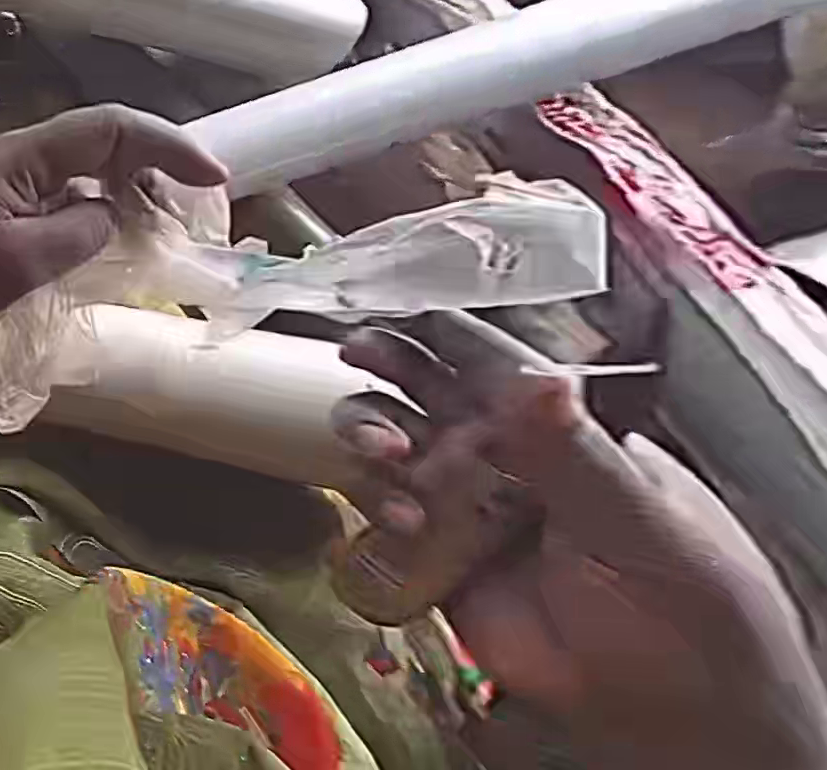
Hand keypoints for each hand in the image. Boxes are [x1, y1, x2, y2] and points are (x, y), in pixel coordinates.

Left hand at [0, 105, 225, 339]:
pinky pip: (58, 187)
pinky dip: (92, 203)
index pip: (107, 129)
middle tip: (186, 207)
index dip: (165, 145)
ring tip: (157, 224)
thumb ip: (84, 228)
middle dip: (150, 165)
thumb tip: (109, 213)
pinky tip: (109, 230)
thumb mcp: (27, 260)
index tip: (210, 176)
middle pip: (97, 140)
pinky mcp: (0, 195)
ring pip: (80, 164)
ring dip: (123, 186)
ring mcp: (6, 172)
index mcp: (21, 157)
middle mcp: (16, 153)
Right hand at [338, 320, 826, 768]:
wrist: (657, 729)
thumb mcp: (645, 534)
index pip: (495, 365)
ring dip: (372, 432)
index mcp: (561, 436)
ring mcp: (454, 493)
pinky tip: (410, 525)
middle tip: (353, 353)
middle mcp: (498, 453)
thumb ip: (576, 456)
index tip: (394, 312)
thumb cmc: (687, 622)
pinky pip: (374, 496)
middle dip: (385, 365)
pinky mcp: (420, 536)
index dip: (443, 334)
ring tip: (390, 458)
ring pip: (384, 433)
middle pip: (421, 386)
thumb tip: (538, 379)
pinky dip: (378, 500)